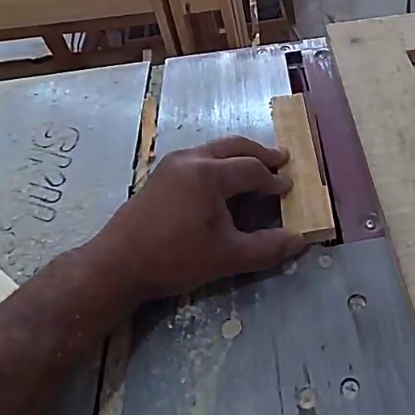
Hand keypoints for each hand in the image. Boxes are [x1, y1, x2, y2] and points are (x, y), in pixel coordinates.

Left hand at [86, 136, 304, 299]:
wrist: (114, 267)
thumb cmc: (174, 258)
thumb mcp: (227, 256)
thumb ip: (267, 248)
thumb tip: (299, 241)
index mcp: (209, 173)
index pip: (252, 169)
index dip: (274, 180)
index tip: (288, 189)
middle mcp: (191, 159)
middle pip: (235, 147)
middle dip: (260, 154)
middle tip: (282, 159)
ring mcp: (172, 165)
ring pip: (215, 149)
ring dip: (239, 155)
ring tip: (256, 165)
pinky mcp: (159, 176)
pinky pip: (199, 157)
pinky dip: (220, 161)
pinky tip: (223, 179)